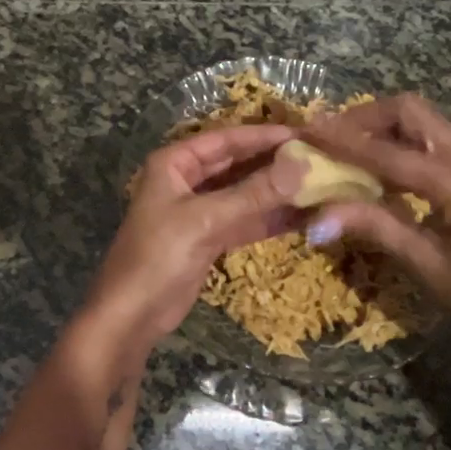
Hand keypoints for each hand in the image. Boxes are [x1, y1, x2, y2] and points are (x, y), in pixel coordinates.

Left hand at [84, 124, 298, 348]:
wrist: (130, 316)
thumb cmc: (158, 256)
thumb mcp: (206, 221)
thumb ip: (253, 194)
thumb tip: (301, 166)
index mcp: (174, 162)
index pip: (225, 139)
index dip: (263, 135)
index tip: (303, 133)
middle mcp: (186, 179)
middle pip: (236, 163)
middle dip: (274, 162)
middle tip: (318, 158)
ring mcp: (198, 210)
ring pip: (243, 193)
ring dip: (276, 191)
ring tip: (320, 185)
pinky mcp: (208, 238)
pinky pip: (244, 220)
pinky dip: (269, 218)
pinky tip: (302, 216)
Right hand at [295, 95, 450, 354]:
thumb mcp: (425, 264)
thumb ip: (373, 226)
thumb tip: (315, 219)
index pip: (388, 151)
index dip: (344, 140)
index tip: (308, 130)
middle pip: (409, 111)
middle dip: (365, 118)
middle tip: (330, 135)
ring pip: (422, 118)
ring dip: (383, 125)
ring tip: (348, 147)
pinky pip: (434, 135)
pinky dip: (402, 139)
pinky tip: (383, 165)